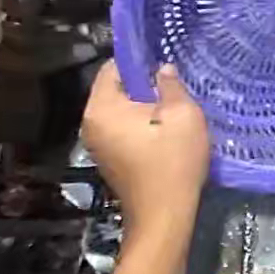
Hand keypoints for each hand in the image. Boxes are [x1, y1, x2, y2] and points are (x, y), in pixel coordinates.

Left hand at [82, 62, 209, 244]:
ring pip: (121, 110)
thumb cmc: (173, 160)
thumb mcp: (183, 115)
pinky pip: (123, 128)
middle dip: (144, 84)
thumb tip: (163, 69)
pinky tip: (165, 130)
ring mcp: (97, 142)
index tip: (165, 60)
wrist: (164, 213)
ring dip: (145, 105)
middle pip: (115, 89)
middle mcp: (90, 122)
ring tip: (174, 107)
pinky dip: (141, 123)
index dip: (140, 60)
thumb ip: (171, 86)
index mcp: (102, 108)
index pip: (113, 68)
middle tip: (175, 86)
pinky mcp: (109, 157)